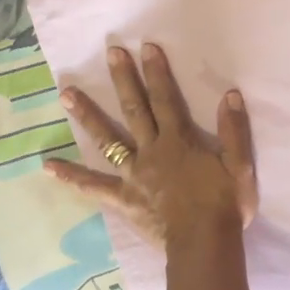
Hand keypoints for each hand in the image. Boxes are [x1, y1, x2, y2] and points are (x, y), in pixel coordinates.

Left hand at [44, 43, 257, 248]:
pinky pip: (94, 187)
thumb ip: (235, 130)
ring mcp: (134, 174)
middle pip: (135, 110)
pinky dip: (72, 177)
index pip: (167, 100)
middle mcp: (152, 151)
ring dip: (87, 115)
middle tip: (111, 52)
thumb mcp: (240, 166)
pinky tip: (49, 166)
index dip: (158, 73)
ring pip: (108, 140)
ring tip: (66, 94)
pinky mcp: (124, 198)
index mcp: (180, 142)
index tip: (147, 48)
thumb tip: (230, 95)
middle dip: (124, 79)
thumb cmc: (226, 204)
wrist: (204, 241)